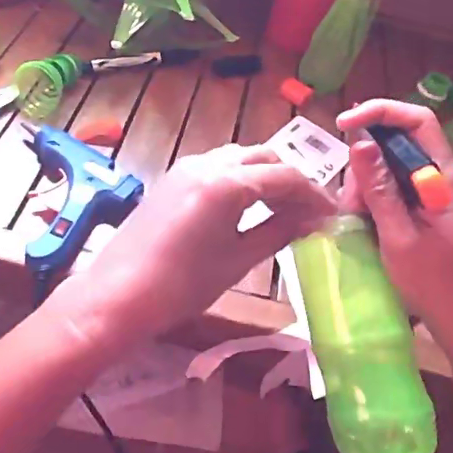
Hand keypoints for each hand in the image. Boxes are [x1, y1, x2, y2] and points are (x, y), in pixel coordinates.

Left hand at [60, 144, 337, 350]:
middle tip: (309, 212)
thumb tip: (314, 219)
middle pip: (261, 157)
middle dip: (290, 180)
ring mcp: (183, 168)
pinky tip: (246, 207)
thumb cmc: (182, 284)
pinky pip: (214, 167)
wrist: (119, 294)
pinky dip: (238, 179)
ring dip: (263, 177)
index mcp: (226, 181)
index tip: (333, 216)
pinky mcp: (169, 180)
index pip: (285, 176)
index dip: (314, 195)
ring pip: (237, 158)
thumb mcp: (238, 259)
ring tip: (282, 210)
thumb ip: (278, 231)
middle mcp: (204, 163)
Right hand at [335, 99, 452, 339]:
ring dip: (364, 186)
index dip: (380, 112)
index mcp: (445, 179)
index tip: (344, 123)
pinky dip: (370, 198)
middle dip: (364, 163)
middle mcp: (442, 177)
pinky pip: (390, 185)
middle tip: (351, 203)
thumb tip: (359, 143)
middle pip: (396, 142)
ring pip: (387, 165)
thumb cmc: (433, 283)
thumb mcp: (398, 236)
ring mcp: (432, 191)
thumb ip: (379, 189)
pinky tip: (365, 223)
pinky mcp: (423, 205)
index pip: (418, 121)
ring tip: (358, 220)